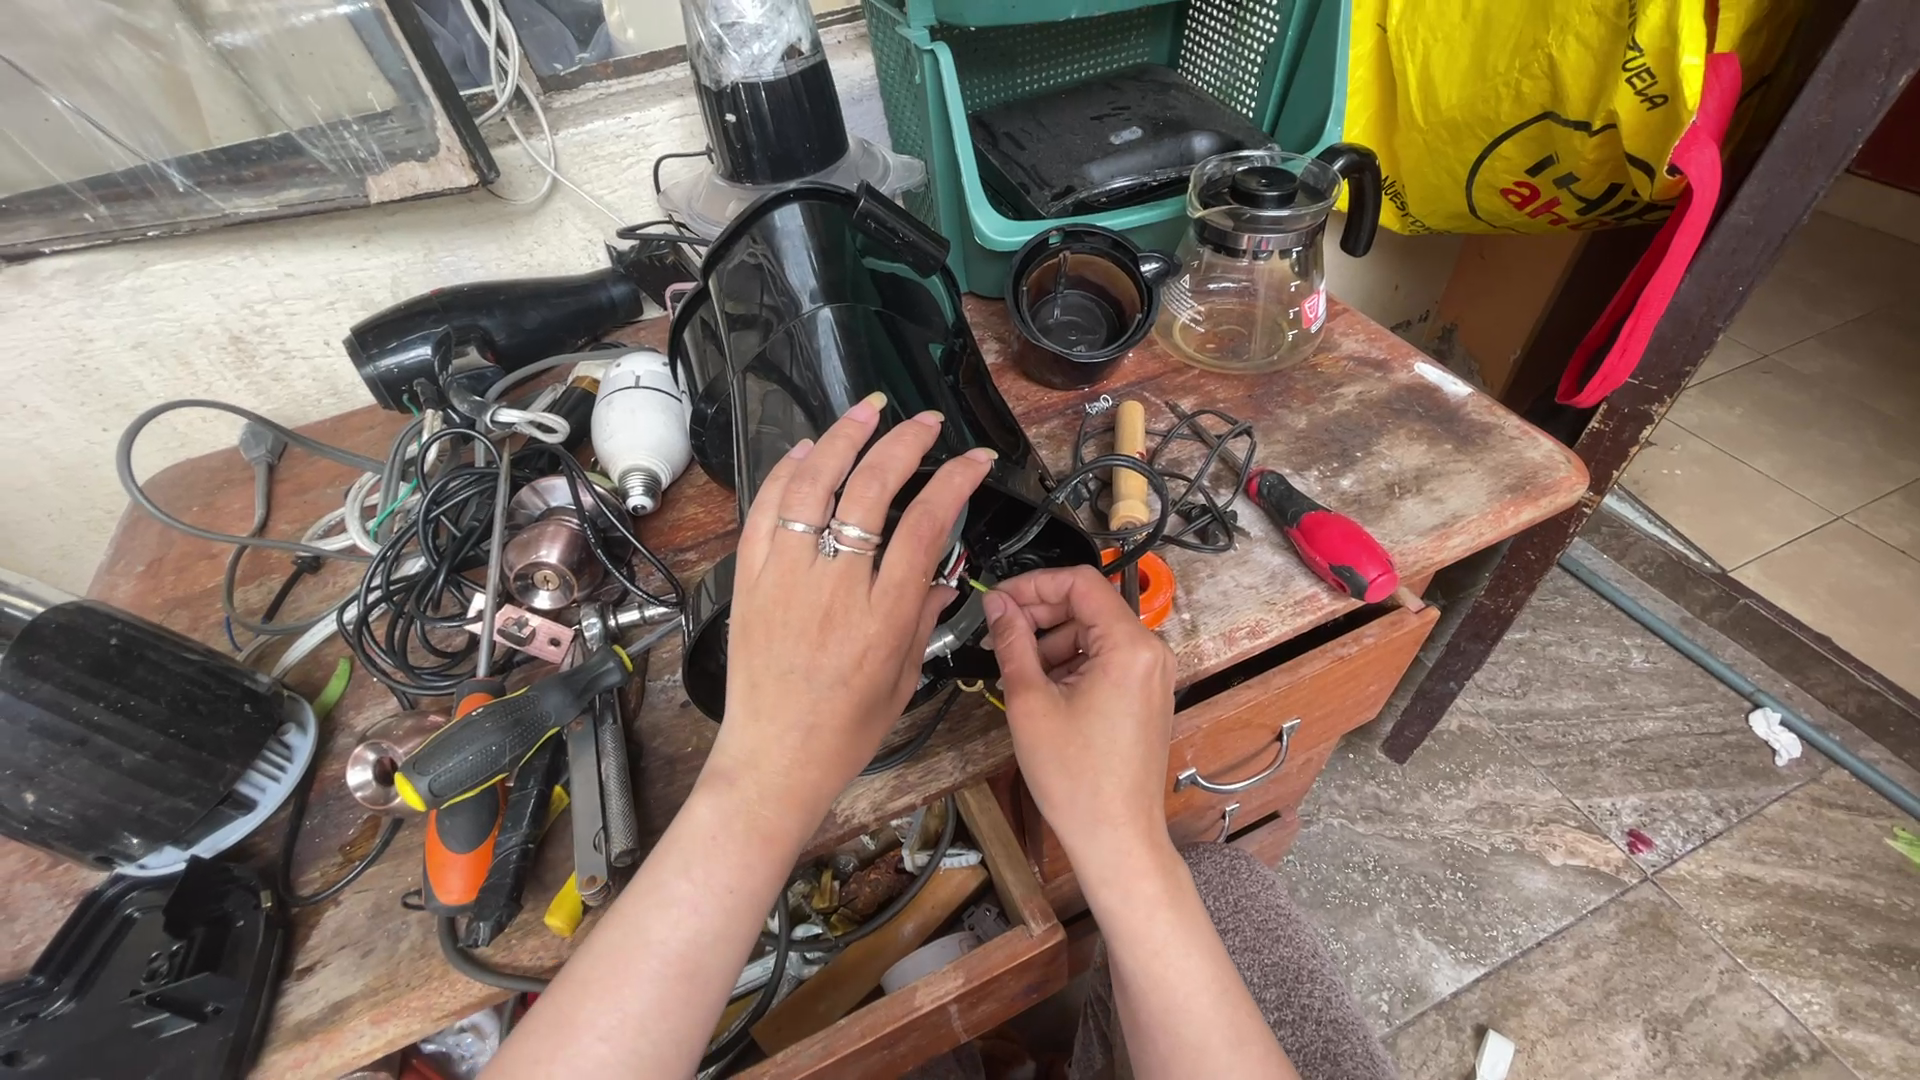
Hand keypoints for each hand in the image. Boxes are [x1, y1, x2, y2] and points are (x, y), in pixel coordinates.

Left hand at [706, 392, 993, 829]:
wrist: (772, 760)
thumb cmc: (846, 730)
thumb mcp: (903, 678)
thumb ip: (924, 617)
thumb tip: (945, 576)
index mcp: (882, 616)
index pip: (925, 525)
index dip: (954, 481)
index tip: (973, 457)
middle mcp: (833, 586)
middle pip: (870, 492)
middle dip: (903, 444)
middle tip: (925, 420)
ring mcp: (785, 578)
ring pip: (812, 487)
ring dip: (842, 439)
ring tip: (868, 409)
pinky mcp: (750, 580)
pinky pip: (765, 512)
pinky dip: (786, 473)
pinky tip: (807, 449)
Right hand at [984, 566, 1177, 868]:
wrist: (1116, 838)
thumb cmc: (1075, 776)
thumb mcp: (1030, 701)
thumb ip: (1013, 641)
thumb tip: (997, 603)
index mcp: (1129, 646)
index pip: (1079, 583)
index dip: (1033, 584)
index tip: (998, 600)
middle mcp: (1151, 651)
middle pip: (1088, 606)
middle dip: (1039, 614)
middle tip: (999, 633)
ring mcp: (1153, 674)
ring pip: (1094, 632)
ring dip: (1052, 640)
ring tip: (1015, 667)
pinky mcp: (1147, 694)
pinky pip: (1106, 658)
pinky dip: (1072, 662)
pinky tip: (1041, 686)